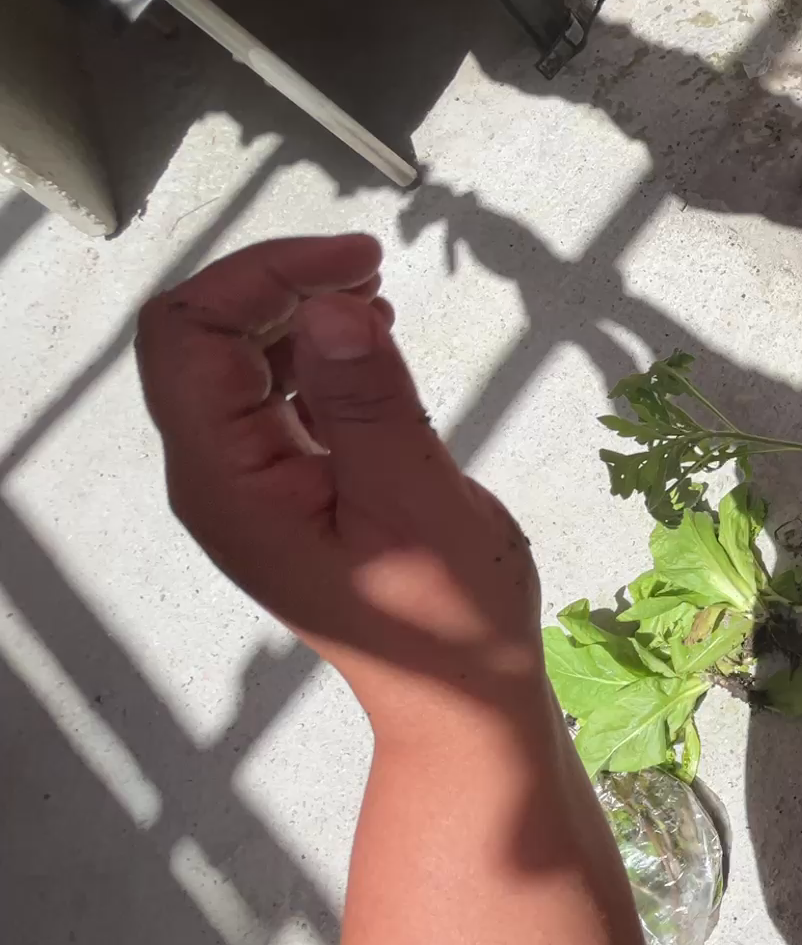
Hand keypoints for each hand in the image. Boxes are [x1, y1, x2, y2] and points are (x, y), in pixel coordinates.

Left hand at [136, 235, 543, 728]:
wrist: (465, 687)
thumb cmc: (452, 613)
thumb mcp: (420, 505)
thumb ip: (373, 408)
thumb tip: (336, 308)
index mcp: (233, 482)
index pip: (194, 338)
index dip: (266, 276)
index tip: (360, 257)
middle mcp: (226, 478)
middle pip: (205, 346)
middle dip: (278, 288)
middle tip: (370, 268)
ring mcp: (263, 488)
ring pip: (245, 371)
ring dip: (299, 318)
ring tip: (373, 294)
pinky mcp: (305, 493)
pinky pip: (289, 405)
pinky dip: (325, 361)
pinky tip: (371, 348)